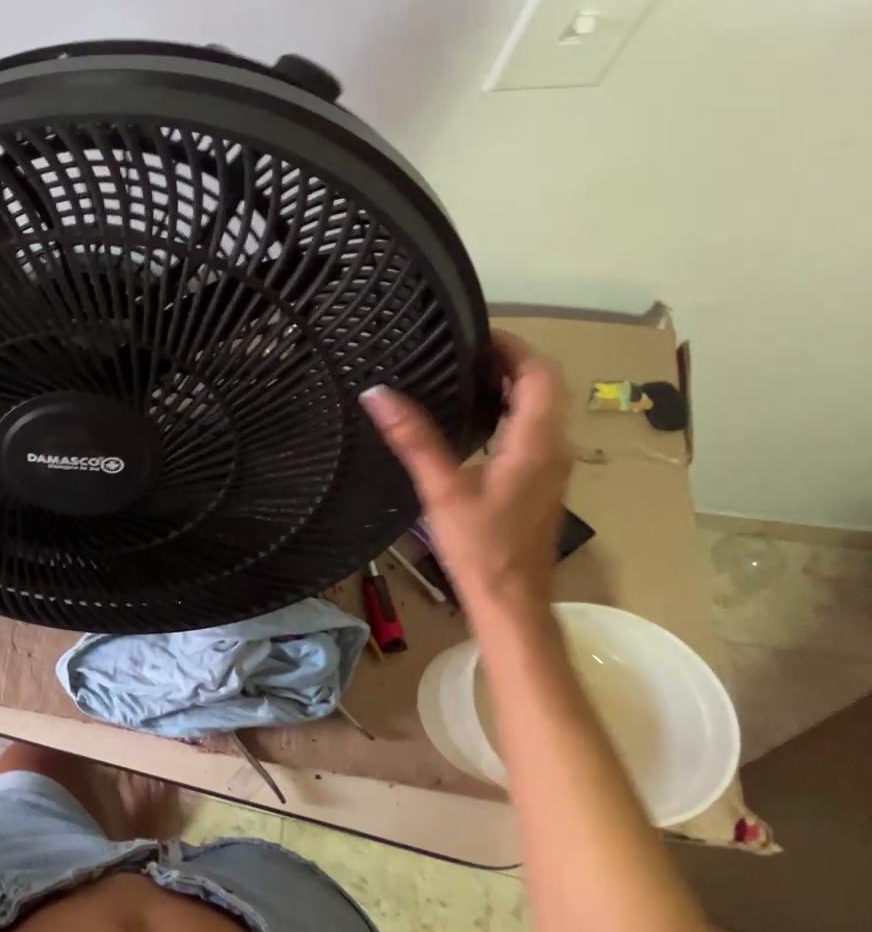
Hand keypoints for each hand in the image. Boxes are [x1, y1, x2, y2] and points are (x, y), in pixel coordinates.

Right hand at [359, 331, 573, 618]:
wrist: (511, 600)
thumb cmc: (480, 547)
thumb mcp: (440, 490)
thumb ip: (413, 439)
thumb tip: (377, 394)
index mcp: (537, 443)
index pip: (539, 375)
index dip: (513, 347)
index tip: (474, 332)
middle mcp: (554, 448)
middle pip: (544, 388)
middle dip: (510, 361)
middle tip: (462, 349)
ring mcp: (551, 466)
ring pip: (542, 408)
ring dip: (511, 385)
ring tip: (463, 374)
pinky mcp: (539, 481)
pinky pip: (533, 429)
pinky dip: (509, 410)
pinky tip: (474, 419)